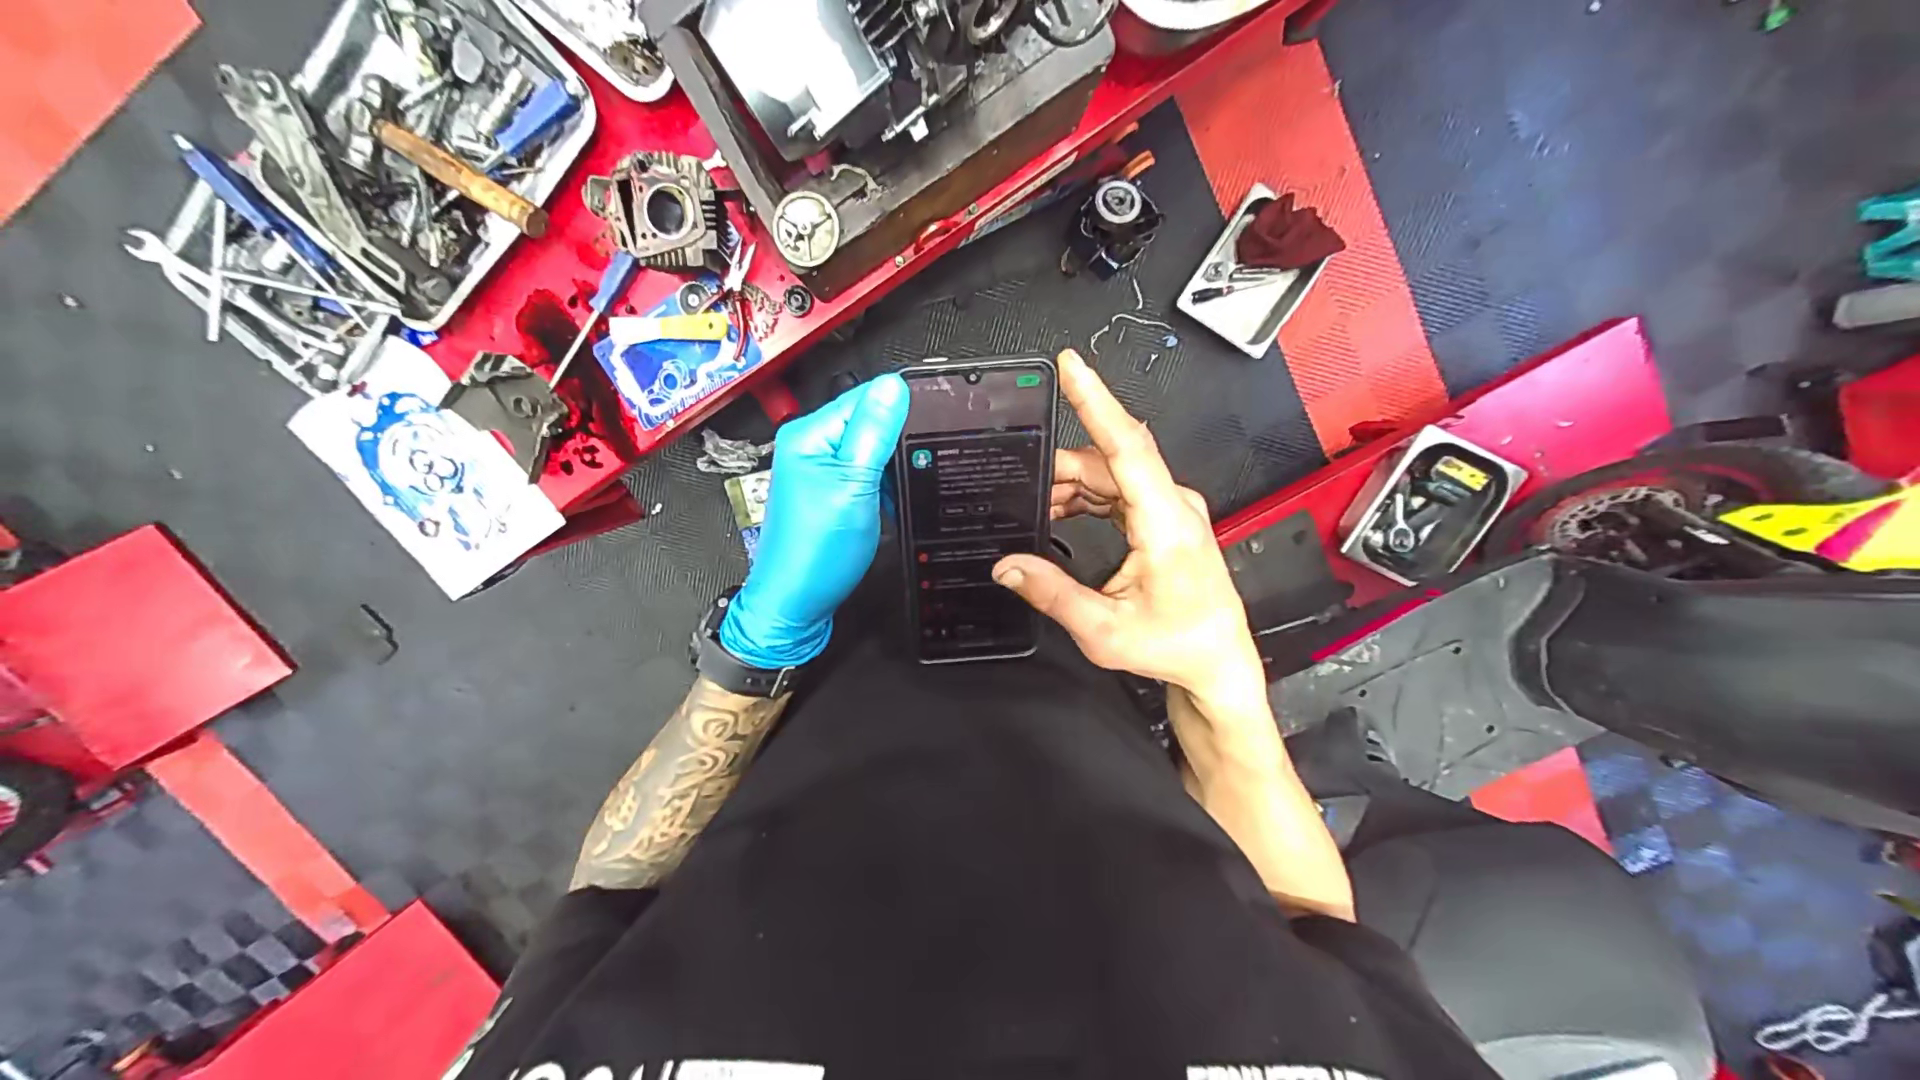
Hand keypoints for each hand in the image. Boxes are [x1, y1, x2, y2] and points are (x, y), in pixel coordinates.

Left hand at [720, 374, 908, 668]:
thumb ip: (874, 432)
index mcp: (809, 434)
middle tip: (905, 469)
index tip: (924, 427)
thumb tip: (892, 387)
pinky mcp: (831, 487)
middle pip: (869, 418)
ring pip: (872, 446)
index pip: (865, 395)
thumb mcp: (853, 486)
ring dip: (891, 464)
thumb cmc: (815, 553)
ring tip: (889, 491)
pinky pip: (866, 469)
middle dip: (897, 440)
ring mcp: (821, 467)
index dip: (900, 409)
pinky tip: (884, 500)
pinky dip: (882, 482)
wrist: (798, 601)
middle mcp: (811, 445)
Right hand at [993, 351, 1261, 706]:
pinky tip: (1063, 511)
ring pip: (1109, 472)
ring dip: (1070, 483)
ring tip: (1039, 506)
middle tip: (1021, 478)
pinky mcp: (1164, 515)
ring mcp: (1170, 507)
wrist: (1215, 660)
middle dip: (1058, 464)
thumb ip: (1050, 593)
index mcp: (1165, 523)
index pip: (1126, 444)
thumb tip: (1009, 566)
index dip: (1095, 401)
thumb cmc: (1179, 644)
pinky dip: (1085, 494)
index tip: (1071, 367)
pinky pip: (1118, 487)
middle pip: (1105, 459)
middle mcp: (1172, 505)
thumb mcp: (1104, 628)